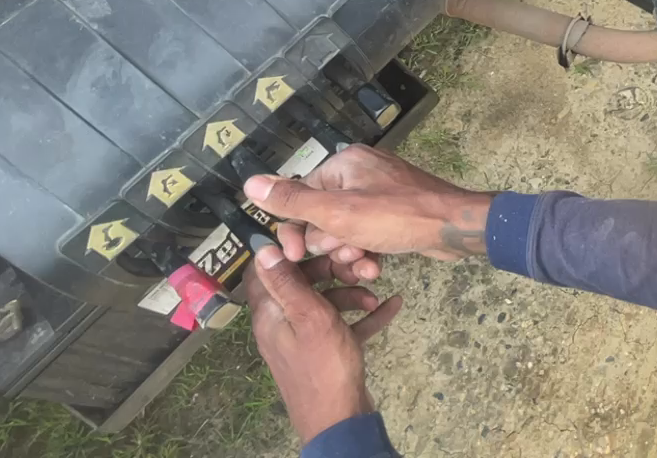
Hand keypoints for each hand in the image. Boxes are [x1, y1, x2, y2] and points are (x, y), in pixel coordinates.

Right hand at [245, 146, 493, 264]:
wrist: (451, 227)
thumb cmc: (396, 216)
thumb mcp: (338, 212)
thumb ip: (293, 200)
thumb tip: (250, 182)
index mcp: (345, 163)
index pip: (300, 197)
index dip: (295, 231)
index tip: (294, 257)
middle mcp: (361, 170)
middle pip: (322, 215)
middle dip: (330, 243)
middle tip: (347, 253)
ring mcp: (380, 190)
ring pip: (345, 229)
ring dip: (349, 251)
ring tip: (365, 261)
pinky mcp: (395, 210)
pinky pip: (367, 232)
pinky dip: (367, 250)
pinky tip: (376, 266)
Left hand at [246, 249, 402, 444]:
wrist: (339, 420)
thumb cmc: (324, 365)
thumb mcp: (309, 317)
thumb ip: (289, 283)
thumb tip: (262, 247)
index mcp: (272, 314)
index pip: (266, 271)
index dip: (287, 250)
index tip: (317, 237)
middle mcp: (285, 322)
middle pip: (305, 281)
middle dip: (333, 269)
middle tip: (359, 264)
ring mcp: (307, 337)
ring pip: (328, 300)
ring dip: (354, 291)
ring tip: (377, 290)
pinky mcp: (328, 349)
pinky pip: (347, 323)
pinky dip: (367, 314)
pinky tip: (394, 305)